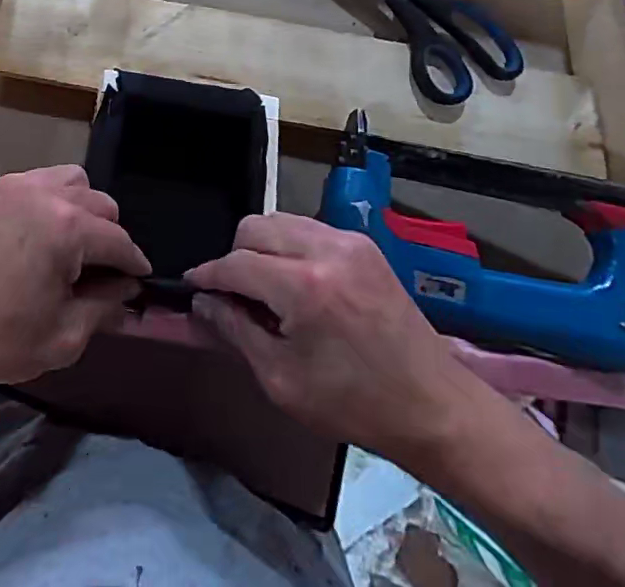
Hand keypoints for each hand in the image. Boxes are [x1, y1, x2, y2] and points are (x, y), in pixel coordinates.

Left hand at [0, 165, 150, 406]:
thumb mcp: (61, 337)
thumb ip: (104, 308)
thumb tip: (127, 290)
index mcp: (69, 229)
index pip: (121, 242)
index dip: (135, 266)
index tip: (140, 284)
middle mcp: (50, 195)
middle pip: (104, 207)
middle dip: (111, 240)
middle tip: (102, 276)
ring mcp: (21, 186)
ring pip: (78, 185)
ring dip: (88, 212)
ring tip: (77, 248)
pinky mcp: (0, 191)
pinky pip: (47, 182)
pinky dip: (59, 200)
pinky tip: (49, 234)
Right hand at [185, 213, 492, 460]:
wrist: (432, 402)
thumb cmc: (353, 403)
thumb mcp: (281, 380)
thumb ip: (236, 331)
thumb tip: (203, 303)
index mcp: (303, 286)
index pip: (235, 262)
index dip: (207, 275)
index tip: (192, 287)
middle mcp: (326, 248)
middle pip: (255, 226)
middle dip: (234, 256)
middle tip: (233, 295)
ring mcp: (350, 241)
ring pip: (282, 220)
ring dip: (262, 247)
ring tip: (265, 289)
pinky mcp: (366, 245)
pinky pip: (310, 229)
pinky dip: (291, 247)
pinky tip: (296, 283)